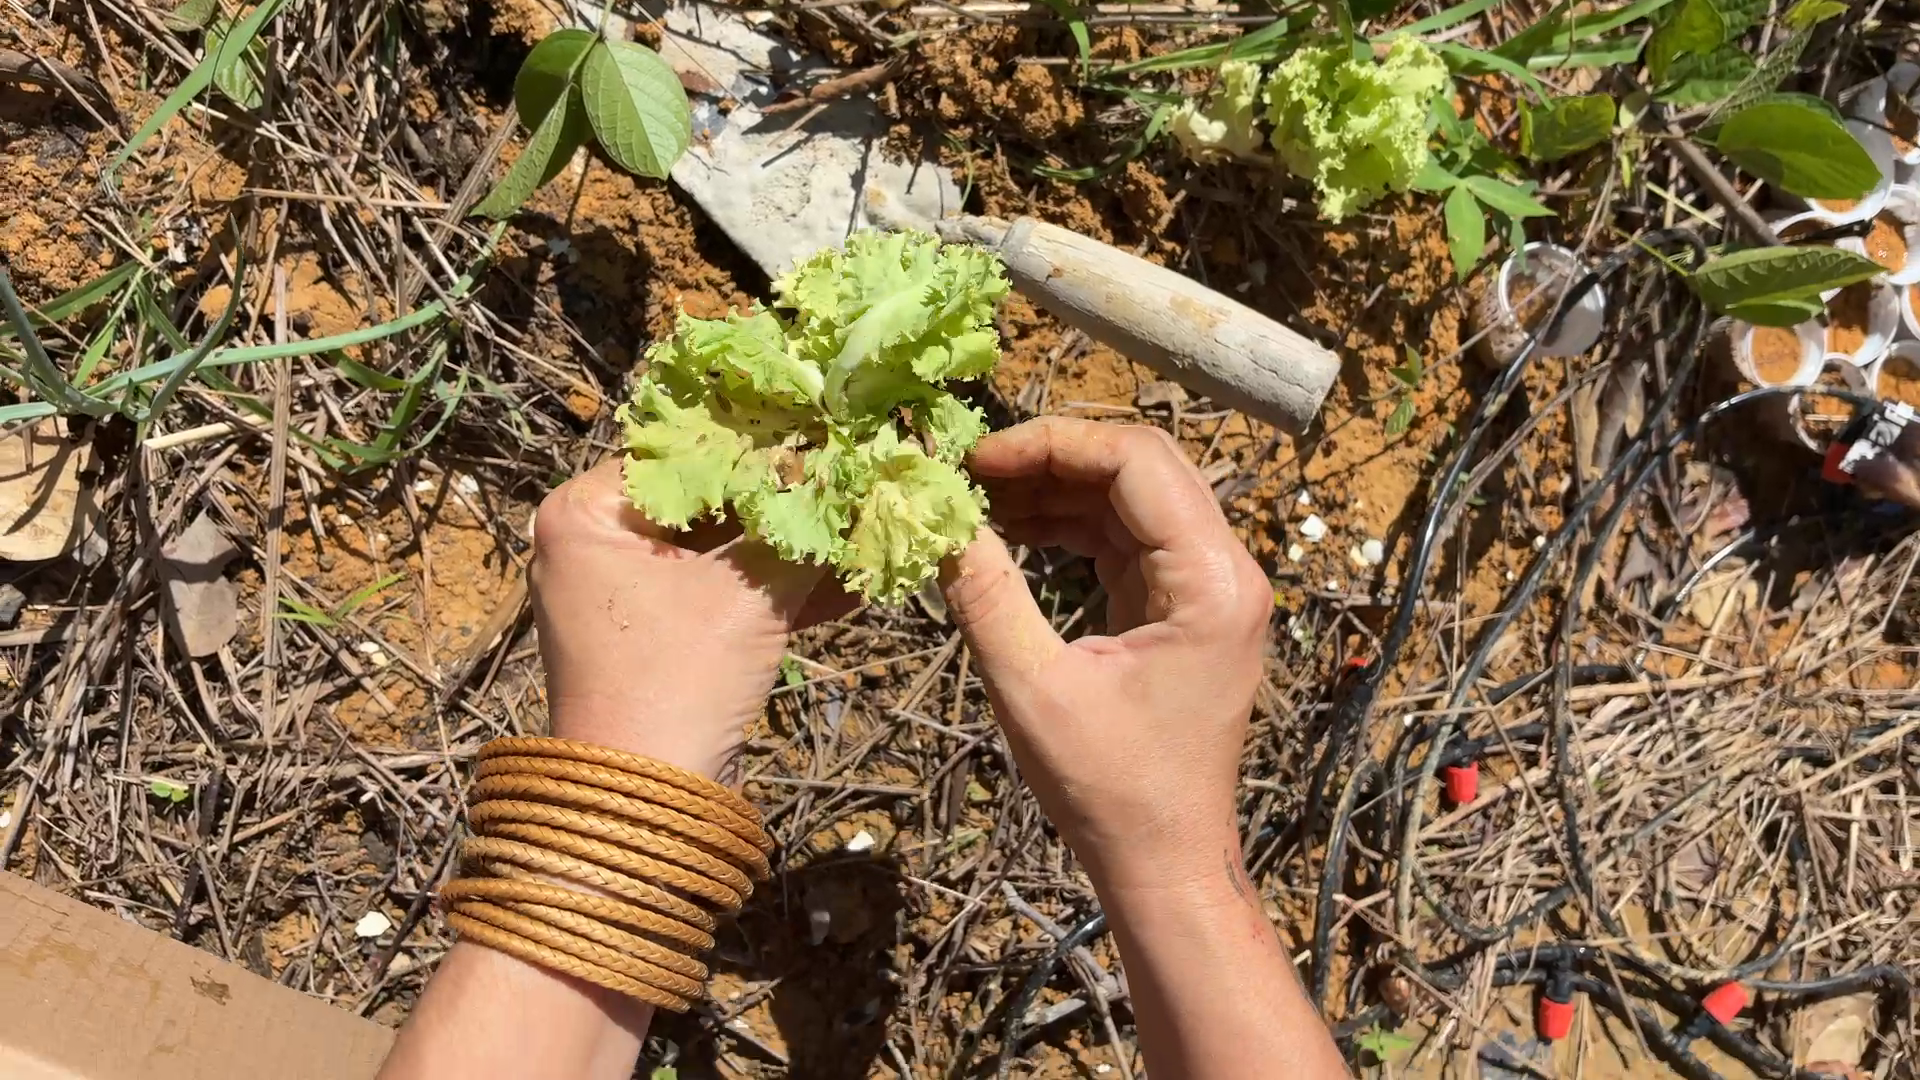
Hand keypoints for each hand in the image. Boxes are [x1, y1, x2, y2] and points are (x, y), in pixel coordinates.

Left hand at [530, 458, 850, 778]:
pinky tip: (847, 581)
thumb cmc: (681, 677)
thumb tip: (845, 472)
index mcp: (588, 514)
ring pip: (724, 550)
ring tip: (858, 527)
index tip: (822, 437)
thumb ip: (797, 526)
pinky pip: (722, 592)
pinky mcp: (663, 630)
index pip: (684, 453)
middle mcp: (598, 544)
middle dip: (784, 502)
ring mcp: (630, 591)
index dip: (759, 446)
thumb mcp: (748, 592)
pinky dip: (776, 589)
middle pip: (708, 502)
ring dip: (791, 548)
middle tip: (847, 481)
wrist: (651, 804)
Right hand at [940, 418, 1272, 891]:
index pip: (1137, 460)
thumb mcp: (1032, 688)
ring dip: (1056, 491)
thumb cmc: (1109, 790)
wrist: (1163, 859)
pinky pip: (1124, 539)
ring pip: (1129, 498)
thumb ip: (984, 595)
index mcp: (1211, 581)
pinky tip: (1015, 532)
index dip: (1052, 444)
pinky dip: (1069, 528)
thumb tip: (938, 520)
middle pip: (1139, 467)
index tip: (980, 459)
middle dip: (1053, 458)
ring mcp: (1207, 585)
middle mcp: (1225, 569)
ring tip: (983, 501)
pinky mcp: (1181, 603)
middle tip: (977, 472)